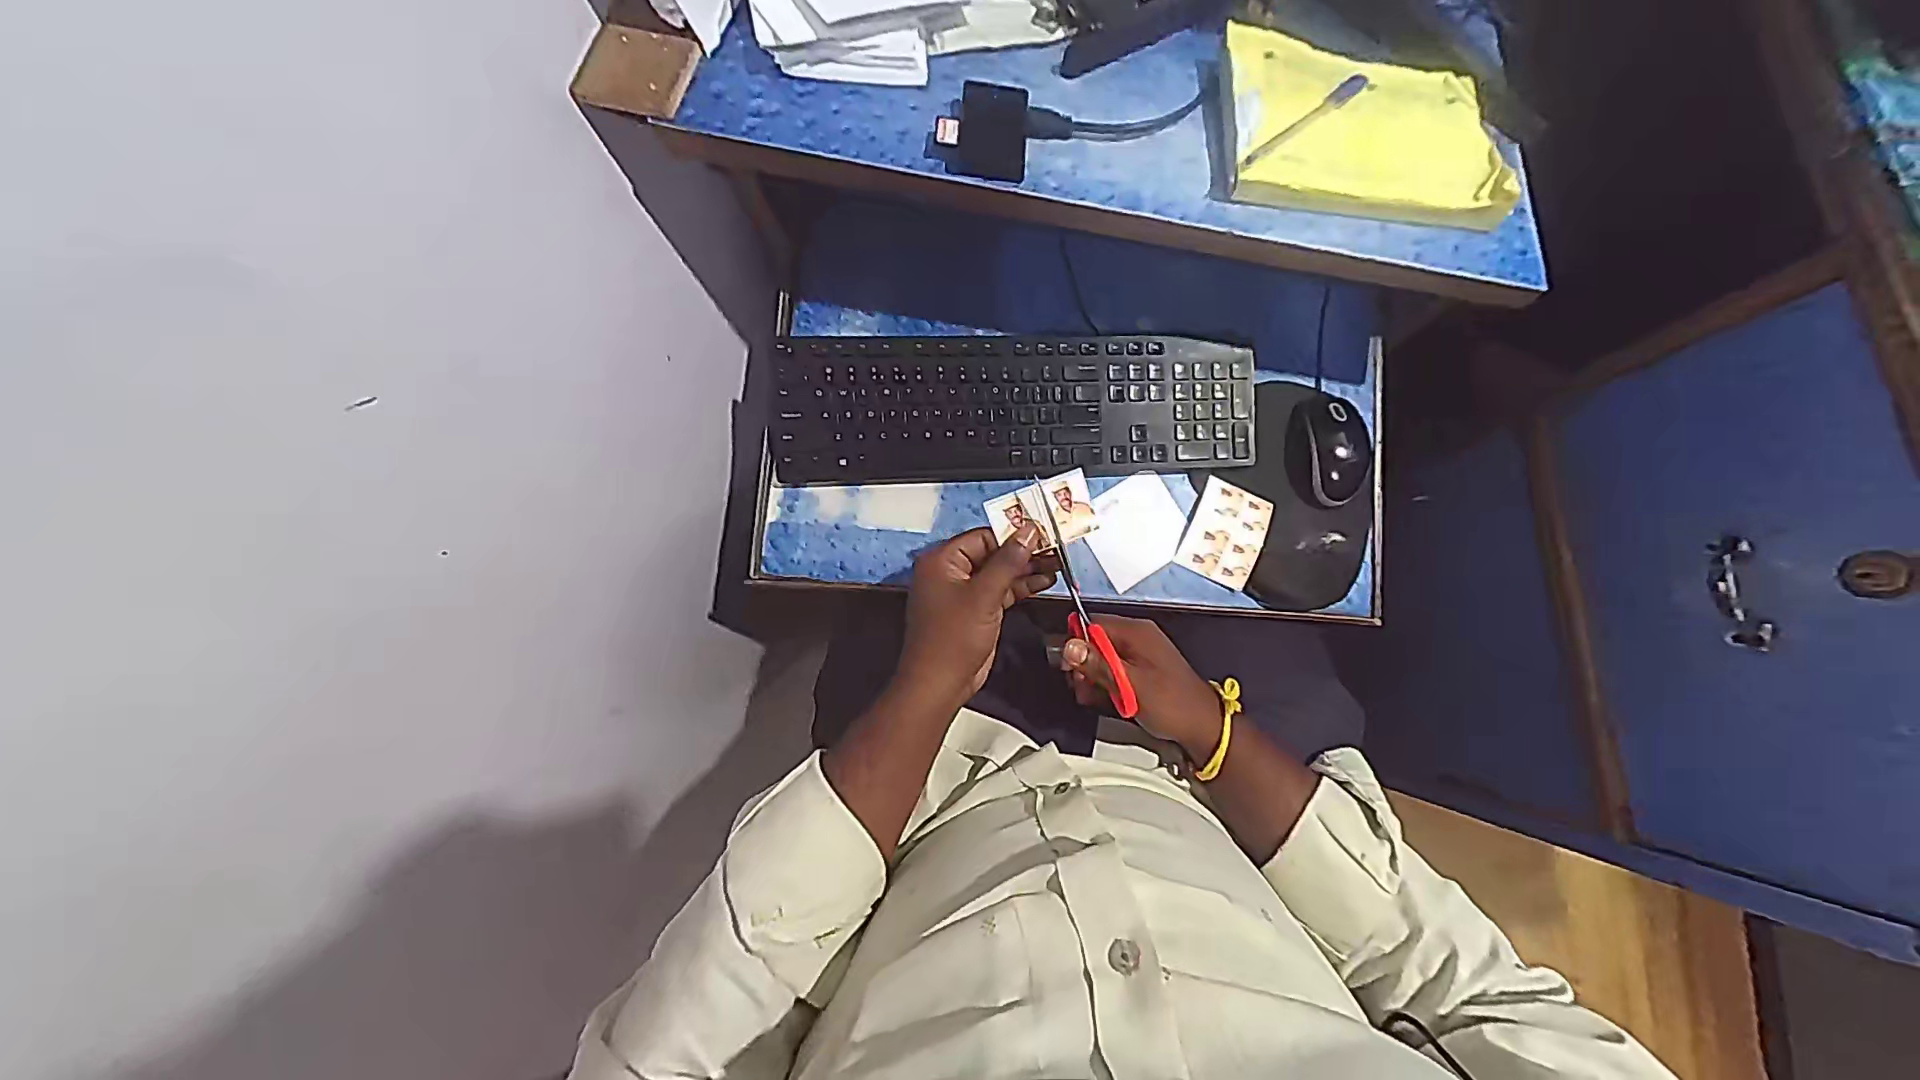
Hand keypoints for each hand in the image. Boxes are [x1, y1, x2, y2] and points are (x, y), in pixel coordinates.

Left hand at [893, 525, 1059, 708]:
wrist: (939, 682)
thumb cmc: (951, 639)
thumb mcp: (984, 595)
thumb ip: (1008, 562)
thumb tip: (1027, 533)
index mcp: (942, 561)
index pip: (983, 536)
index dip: (1013, 534)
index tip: (1041, 533)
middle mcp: (949, 572)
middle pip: (993, 553)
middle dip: (1023, 553)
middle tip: (1054, 548)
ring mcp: (962, 592)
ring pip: (999, 572)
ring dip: (1026, 570)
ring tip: (1055, 563)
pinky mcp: (974, 610)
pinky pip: (999, 590)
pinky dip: (1019, 587)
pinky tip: (1043, 582)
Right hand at [1058, 615, 1222, 760]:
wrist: (1203, 726)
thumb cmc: (1172, 704)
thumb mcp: (1129, 685)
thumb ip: (1097, 664)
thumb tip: (1071, 647)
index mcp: (1136, 632)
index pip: (1091, 624)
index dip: (1077, 645)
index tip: (1073, 668)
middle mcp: (1139, 636)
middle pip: (1095, 641)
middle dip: (1085, 665)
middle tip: (1084, 687)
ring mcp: (1142, 651)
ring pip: (1104, 656)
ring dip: (1095, 676)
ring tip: (1098, 697)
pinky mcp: (1144, 667)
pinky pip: (1116, 667)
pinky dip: (1109, 682)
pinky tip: (1111, 698)